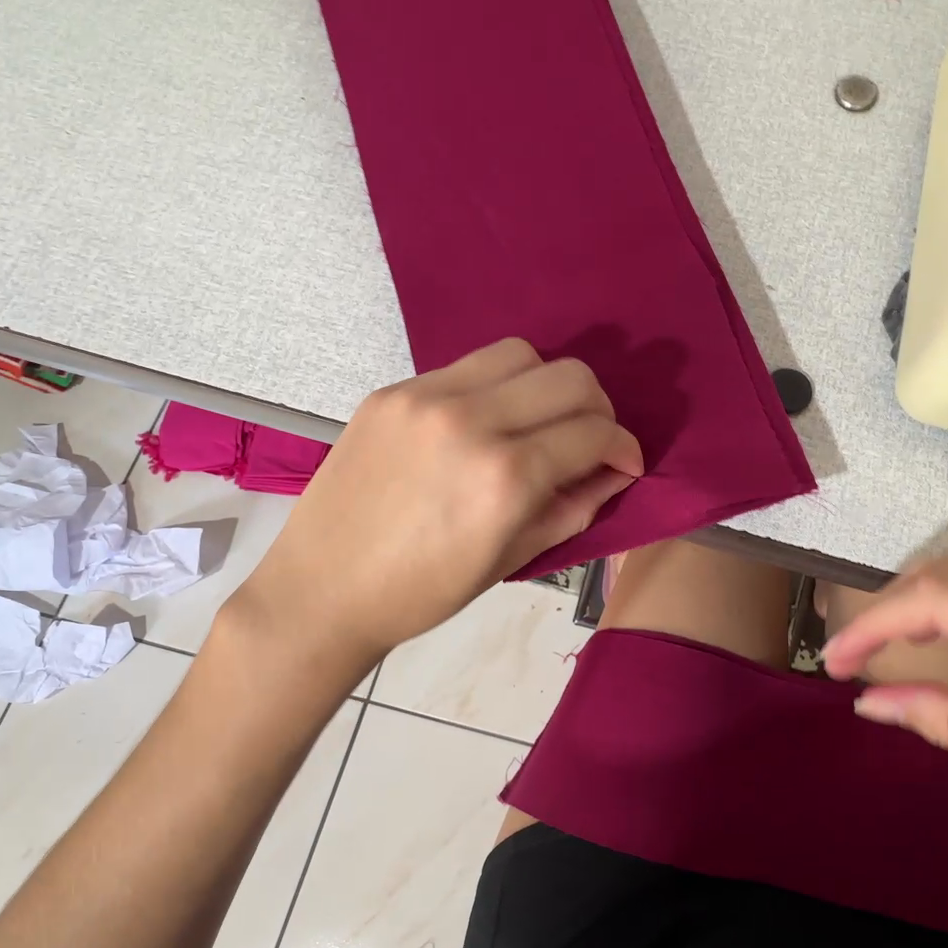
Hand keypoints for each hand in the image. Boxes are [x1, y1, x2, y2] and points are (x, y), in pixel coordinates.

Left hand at [233, 338, 642, 660]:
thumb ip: (574, 507)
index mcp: (506, 477)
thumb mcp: (513, 559)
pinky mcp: (392, 391)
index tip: (624, 464)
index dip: (623, 447)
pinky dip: (495, 388)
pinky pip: (466, 368)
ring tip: (539, 422)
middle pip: (570, 376)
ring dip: (547, 384)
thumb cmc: (424, 593)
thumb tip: (613, 473)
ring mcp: (426, 398)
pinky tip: (485, 424)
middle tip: (590, 441)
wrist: (324, 589)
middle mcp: (471, 422)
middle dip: (597, 408)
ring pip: (520, 354)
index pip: (594, 431)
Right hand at [822, 557, 947, 858]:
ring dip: (915, 600)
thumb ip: (944, 720)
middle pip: (946, 574)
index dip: (874, 624)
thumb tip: (868, 703)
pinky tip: (935, 634)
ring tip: (880, 647)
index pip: (937, 600)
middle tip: (849, 657)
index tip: (835, 661)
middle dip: (886, 609)